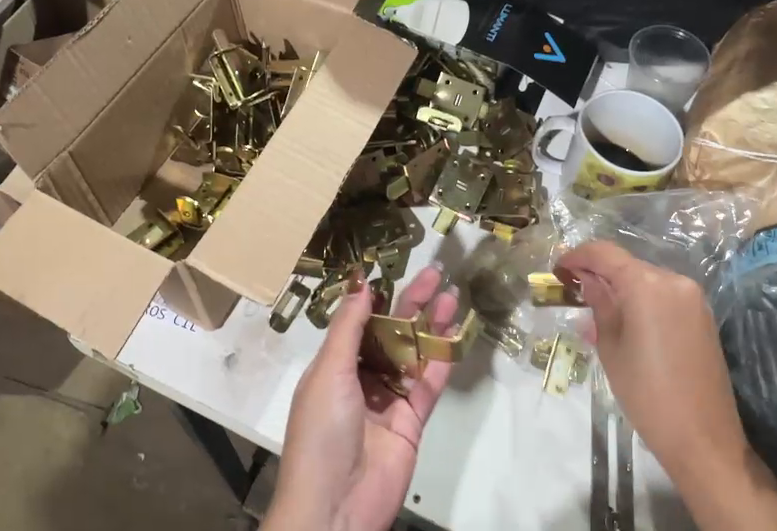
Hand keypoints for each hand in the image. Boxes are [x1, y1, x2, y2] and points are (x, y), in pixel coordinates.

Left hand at [263, 266, 460, 530]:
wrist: (335, 508)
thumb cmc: (321, 432)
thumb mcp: (328, 372)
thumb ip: (349, 327)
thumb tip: (361, 281)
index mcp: (333, 366)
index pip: (360, 323)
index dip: (379, 297)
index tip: (398, 268)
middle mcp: (360, 378)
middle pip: (391, 333)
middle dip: (413, 304)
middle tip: (437, 274)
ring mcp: (387, 400)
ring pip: (413, 354)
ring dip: (431, 326)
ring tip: (452, 296)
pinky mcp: (411, 422)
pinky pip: (427, 384)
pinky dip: (441, 360)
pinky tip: (455, 334)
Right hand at [557, 242, 776, 530]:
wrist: (703, 439)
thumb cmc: (647, 394)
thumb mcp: (611, 347)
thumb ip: (599, 305)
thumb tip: (587, 281)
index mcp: (647, 284)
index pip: (604, 253)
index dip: (577, 256)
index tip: (558, 269)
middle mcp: (673, 281)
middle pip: (626, 264)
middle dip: (599, 273)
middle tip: (574, 291)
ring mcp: (693, 298)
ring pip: (646, 279)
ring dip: (621, 286)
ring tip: (598, 308)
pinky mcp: (703, 316)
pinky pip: (664, 295)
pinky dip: (642, 299)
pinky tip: (628, 320)